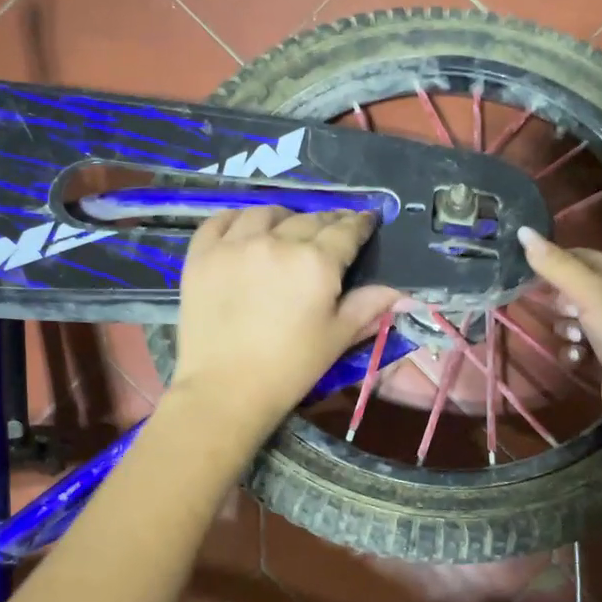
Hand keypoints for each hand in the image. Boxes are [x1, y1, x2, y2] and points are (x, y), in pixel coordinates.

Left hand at [170, 206, 399, 434]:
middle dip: (327, 221)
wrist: (226, 389)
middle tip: (334, 228)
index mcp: (317, 263)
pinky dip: (237, 219)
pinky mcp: (201, 254)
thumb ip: (367, 307)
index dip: (360, 224)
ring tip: (287, 228)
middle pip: (309, 219)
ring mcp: (235, 244)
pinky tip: (245, 230)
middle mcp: (278, 242)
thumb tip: (399, 292)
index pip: (346, 231)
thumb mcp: (337, 338)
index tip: (367, 219)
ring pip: (265, 213)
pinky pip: (220, 220)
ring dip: (284, 217)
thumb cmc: (290, 369)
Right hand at [520, 227, 601, 436]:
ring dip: (565, 328)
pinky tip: (577, 358)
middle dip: (558, 300)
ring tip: (574, 338)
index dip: (552, 261)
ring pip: (572, 320)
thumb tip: (522, 230)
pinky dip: (572, 351)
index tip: (524, 272)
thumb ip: (555, 265)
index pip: (578, 255)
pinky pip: (576, 347)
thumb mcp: (589, 292)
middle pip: (572, 288)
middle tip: (559, 310)